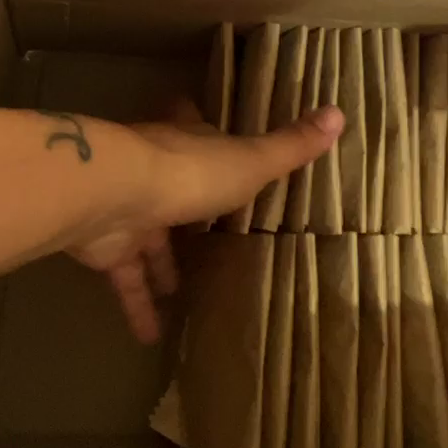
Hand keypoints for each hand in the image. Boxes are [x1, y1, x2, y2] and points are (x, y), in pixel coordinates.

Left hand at [68, 102, 341, 342]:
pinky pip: (126, 279)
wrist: (114, 195)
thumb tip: (340, 112)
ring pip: (148, 239)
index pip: (198, 132)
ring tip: (182, 294)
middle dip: (186, 211)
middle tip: (206, 236)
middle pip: (172, 186)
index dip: (203, 135)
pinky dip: (137, 305)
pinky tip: (149, 335)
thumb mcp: (251, 161)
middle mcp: (157, 171)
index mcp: (190, 145)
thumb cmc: (190, 173)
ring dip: (161, 266)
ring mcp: (128, 207)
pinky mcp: (108, 246)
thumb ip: (290, 146)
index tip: (211, 142)